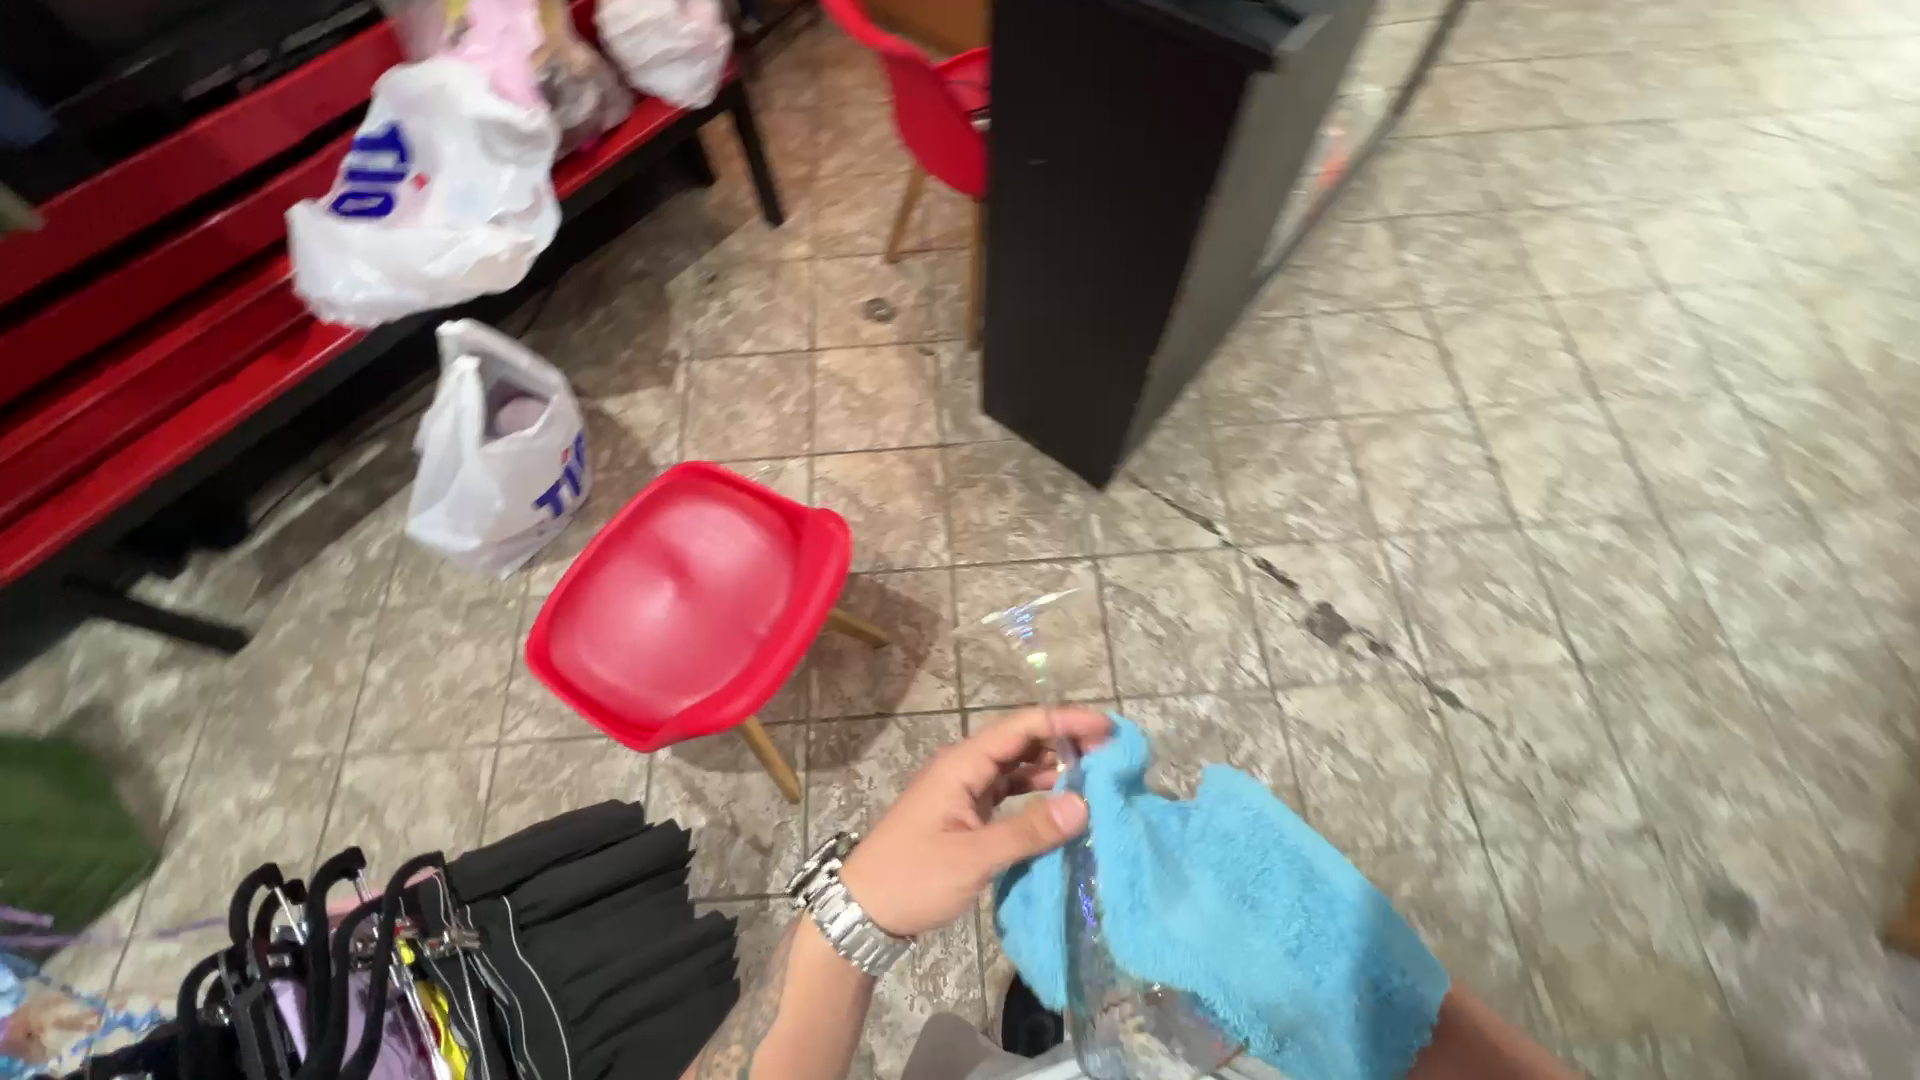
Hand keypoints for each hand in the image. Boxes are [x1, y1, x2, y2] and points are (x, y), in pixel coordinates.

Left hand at [837, 707, 1111, 938]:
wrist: (862, 910)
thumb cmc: (912, 877)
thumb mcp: (973, 858)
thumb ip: (1028, 830)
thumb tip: (1084, 804)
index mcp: (962, 764)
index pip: (1021, 727)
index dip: (1065, 722)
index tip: (1108, 730)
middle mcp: (964, 768)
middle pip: (1021, 741)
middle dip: (1065, 741)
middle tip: (1111, 754)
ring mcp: (964, 790)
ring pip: (1016, 766)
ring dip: (1053, 767)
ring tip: (1096, 776)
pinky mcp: (966, 813)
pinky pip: (1008, 792)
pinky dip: (1036, 794)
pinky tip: (1062, 805)